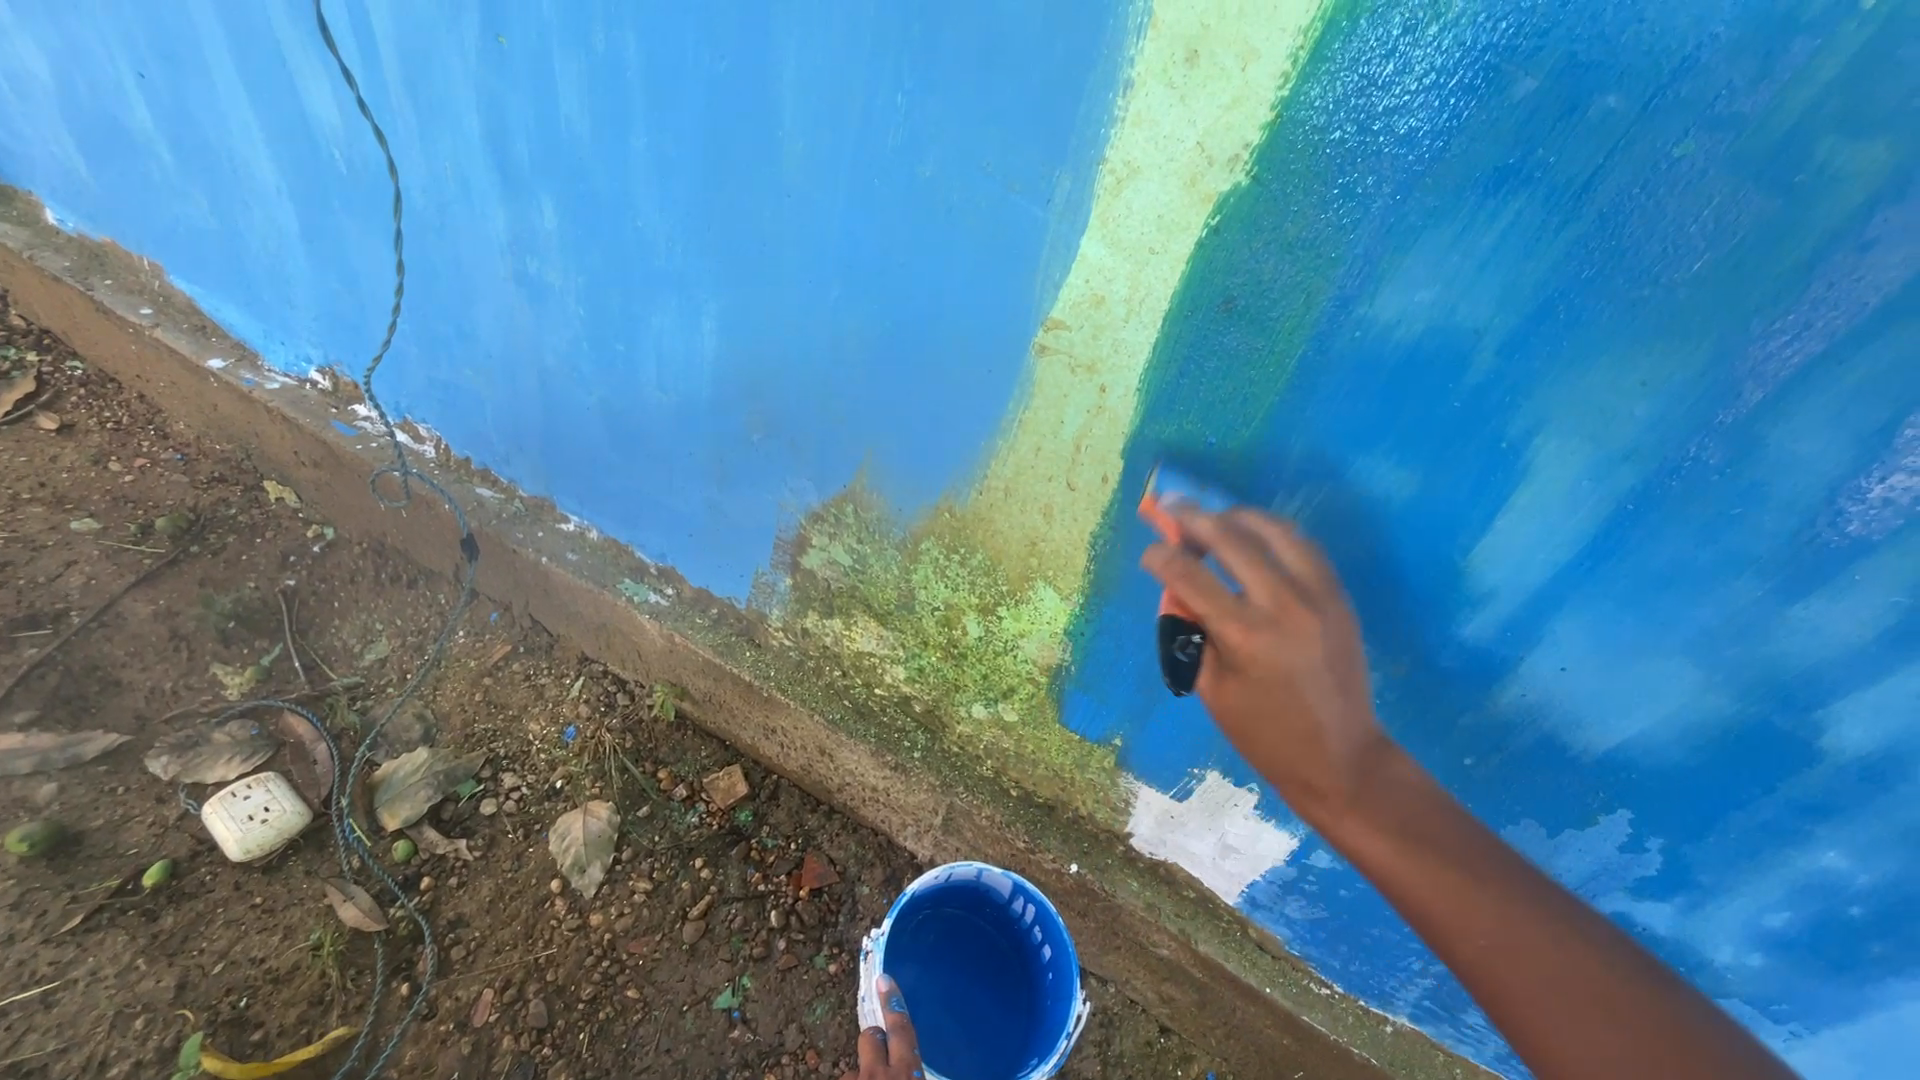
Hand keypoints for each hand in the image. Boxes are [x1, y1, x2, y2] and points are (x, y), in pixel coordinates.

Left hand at [842, 975, 920, 1079]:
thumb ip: (916, 1071)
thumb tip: (909, 1056)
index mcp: (907, 1073)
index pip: (901, 1029)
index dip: (892, 1003)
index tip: (884, 979)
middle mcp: (878, 1074)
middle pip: (870, 1036)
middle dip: (873, 1038)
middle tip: (880, 1056)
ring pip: (854, 1065)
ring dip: (861, 1074)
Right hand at [1141, 507, 1390, 825]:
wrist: (1340, 757)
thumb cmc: (1264, 733)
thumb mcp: (1209, 687)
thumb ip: (1188, 631)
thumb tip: (1176, 588)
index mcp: (1244, 634)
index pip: (1189, 574)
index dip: (1161, 557)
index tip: (1150, 554)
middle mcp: (1282, 603)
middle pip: (1230, 536)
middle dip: (1193, 518)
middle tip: (1170, 509)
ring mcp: (1318, 594)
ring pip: (1273, 529)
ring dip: (1236, 517)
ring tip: (1213, 519)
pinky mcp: (1338, 595)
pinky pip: (1302, 545)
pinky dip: (1272, 533)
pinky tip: (1252, 536)